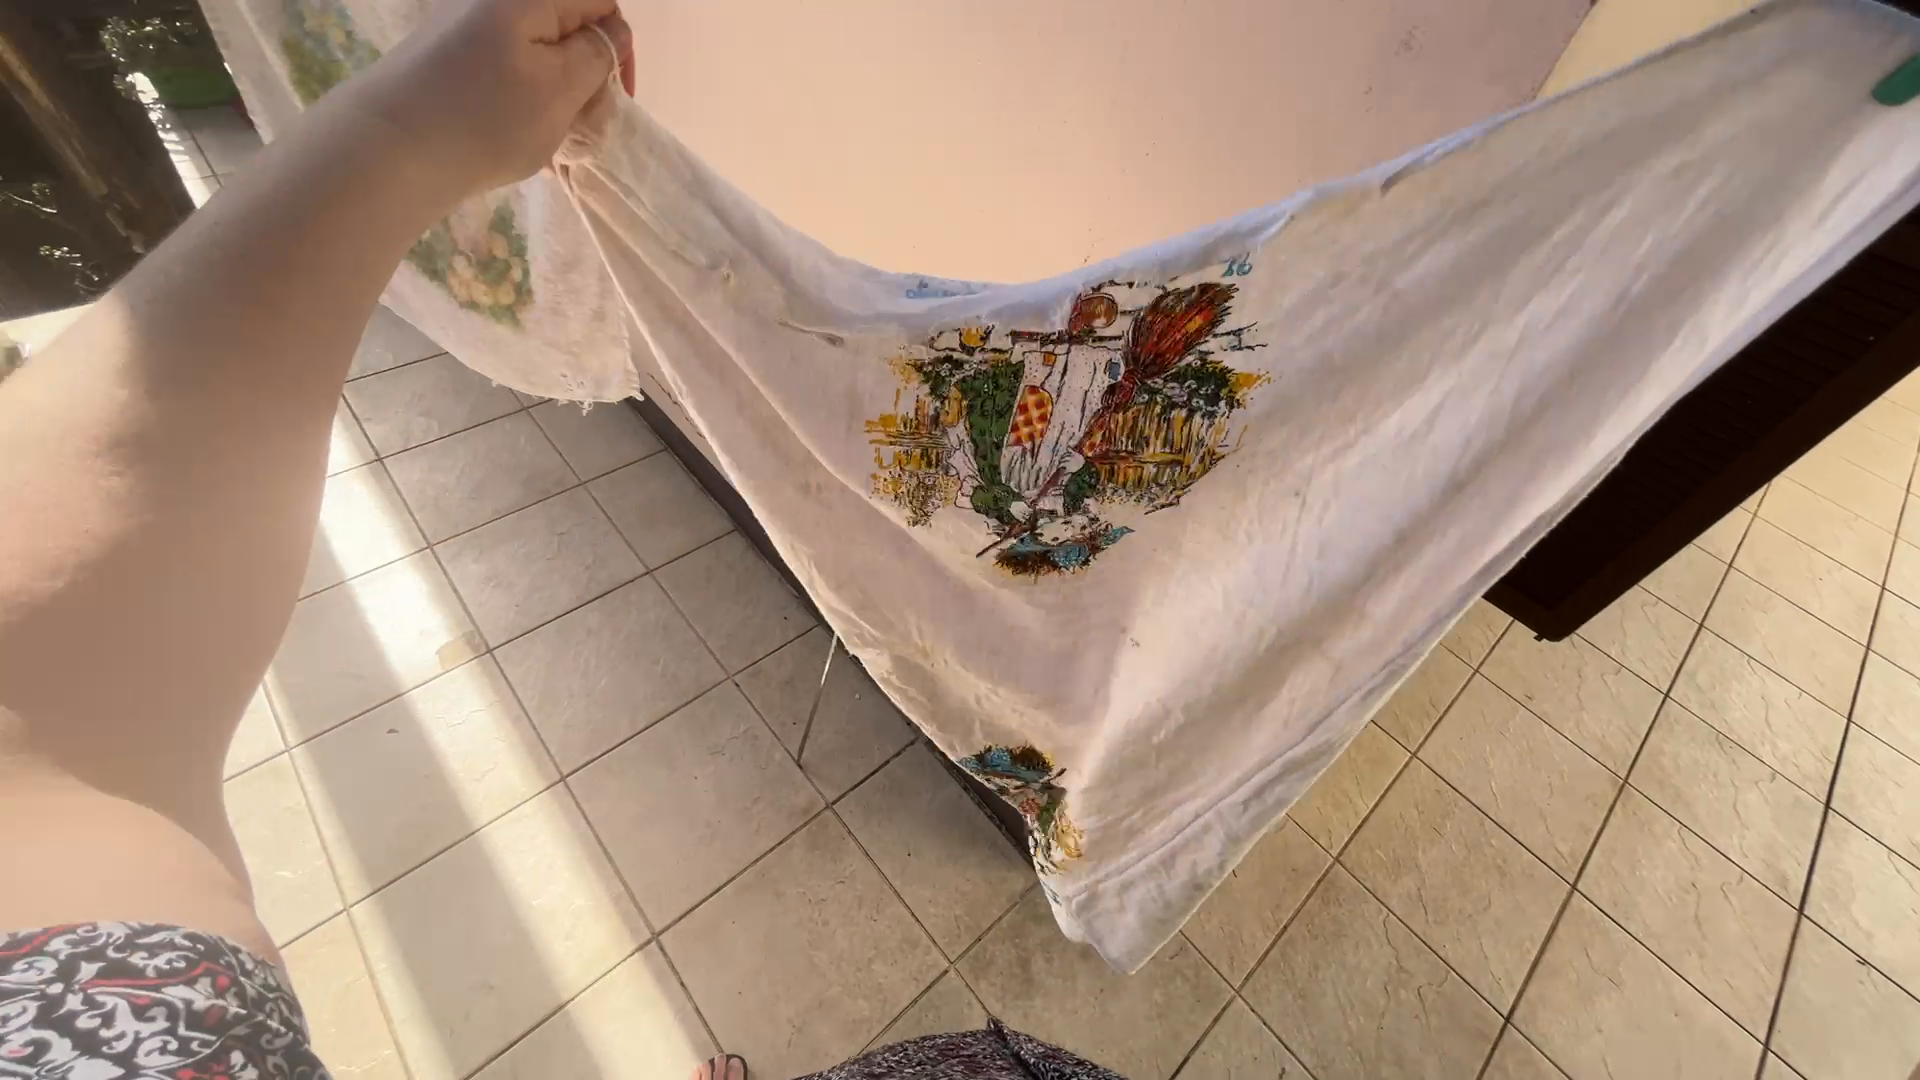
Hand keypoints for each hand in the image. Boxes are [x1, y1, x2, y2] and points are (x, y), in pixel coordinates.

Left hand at [343, 0, 635, 201]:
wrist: (397, 146)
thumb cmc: (489, 117)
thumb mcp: (560, 89)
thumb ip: (596, 55)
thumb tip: (615, 33)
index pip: (598, 2)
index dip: (617, 48)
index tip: (616, 96)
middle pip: (567, 26)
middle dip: (587, 73)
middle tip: (584, 122)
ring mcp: (468, 23)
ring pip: (541, 52)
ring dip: (560, 92)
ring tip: (554, 134)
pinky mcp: (452, 51)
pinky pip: (511, 67)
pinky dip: (529, 98)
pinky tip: (524, 132)